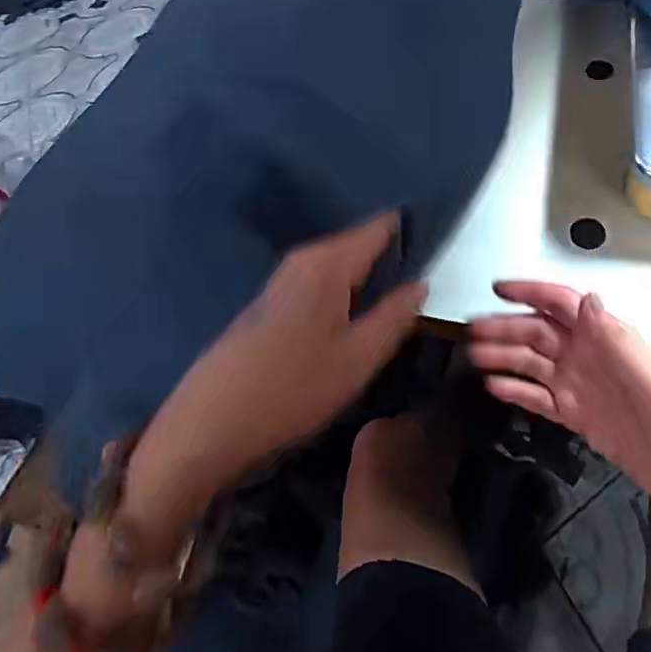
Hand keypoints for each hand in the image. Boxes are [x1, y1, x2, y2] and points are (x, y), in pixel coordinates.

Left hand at [128, 214, 425, 521]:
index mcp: (327, 262)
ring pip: (341, 264)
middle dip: (393, 255)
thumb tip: (421, 283)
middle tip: (428, 280)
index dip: (411, 230)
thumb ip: (395, 316)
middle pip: (359, 243)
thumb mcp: (358, 358)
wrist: (209, 425)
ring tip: (402, 296)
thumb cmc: (292, 389)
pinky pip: (322, 281)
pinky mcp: (272, 302)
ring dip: (370, 275)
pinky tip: (359, 313)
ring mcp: (283, 279)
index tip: (441, 244)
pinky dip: (346, 289)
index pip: (380, 226)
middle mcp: (304, 259)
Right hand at [469, 281, 650, 509]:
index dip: (529, 292)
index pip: (560, 303)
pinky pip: (538, 397)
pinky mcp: (575, 413)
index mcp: (602, 334)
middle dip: (505, 326)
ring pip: (532, 363)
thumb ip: (610, 333)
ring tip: (475, 355)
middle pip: (537, 332)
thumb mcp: (642, 365)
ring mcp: (579, 383)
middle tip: (474, 327)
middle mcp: (586, 353)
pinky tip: (496, 387)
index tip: (499, 288)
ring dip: (503, 356)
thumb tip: (588, 300)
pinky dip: (516, 391)